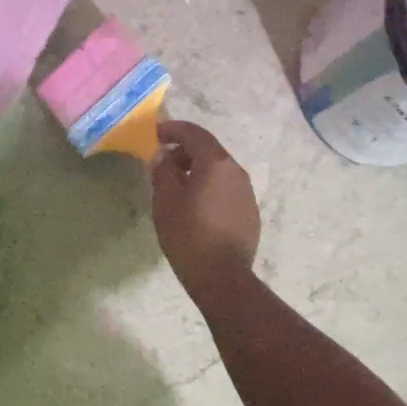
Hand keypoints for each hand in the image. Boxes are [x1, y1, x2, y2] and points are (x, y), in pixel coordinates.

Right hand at [151, 120, 260, 303]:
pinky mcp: (250, 213)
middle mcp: (237, 171)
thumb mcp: (165, 201)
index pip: (194, 133)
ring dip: (199, 172)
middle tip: (165, 164)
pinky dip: (210, 189)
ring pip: (220, 172)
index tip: (156, 134)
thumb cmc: (188, 236)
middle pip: (210, 151)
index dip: (173, 129)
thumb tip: (164, 157)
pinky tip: (198, 209)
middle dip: (185, 152)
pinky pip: (227, 191)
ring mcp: (247, 193)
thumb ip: (163, 171)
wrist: (222, 276)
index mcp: (216, 163)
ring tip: (180, 188)